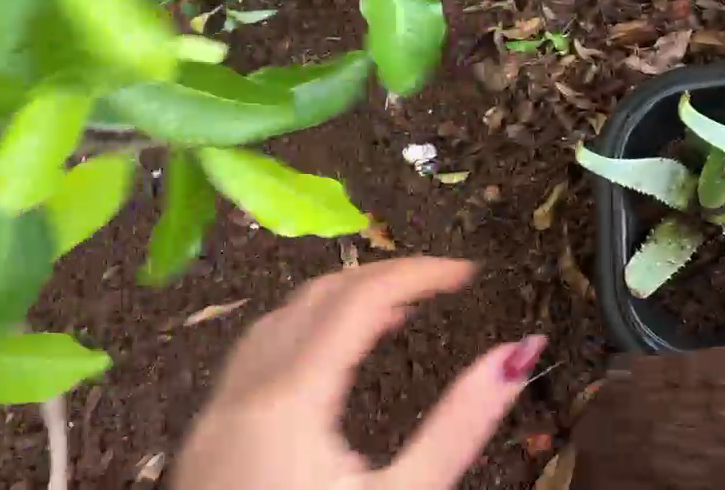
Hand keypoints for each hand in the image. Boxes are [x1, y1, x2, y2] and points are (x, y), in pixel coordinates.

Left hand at [172, 257, 544, 489]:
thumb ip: (461, 423)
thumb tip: (520, 351)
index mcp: (288, 404)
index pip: (362, 297)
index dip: (421, 272)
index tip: (470, 274)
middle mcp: (239, 400)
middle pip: (317, 294)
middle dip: (385, 275)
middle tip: (441, 281)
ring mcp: (212, 425)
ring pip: (280, 319)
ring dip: (343, 297)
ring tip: (401, 307)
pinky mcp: (204, 450)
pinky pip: (258, 355)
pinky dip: (308, 329)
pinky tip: (341, 355)